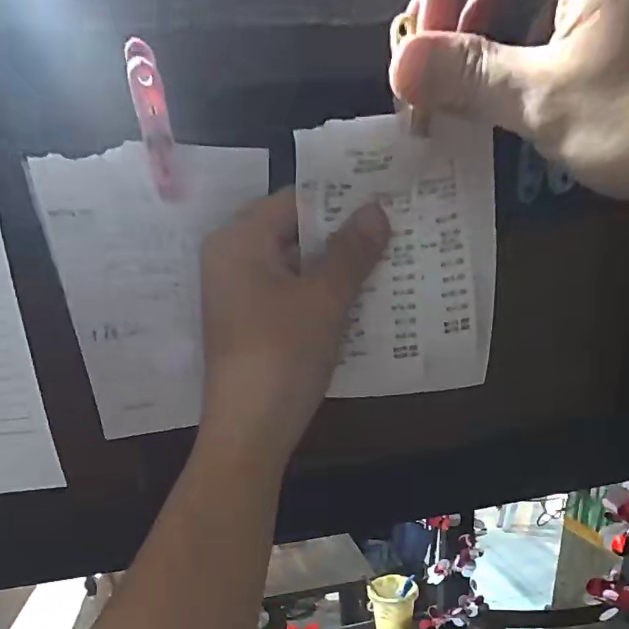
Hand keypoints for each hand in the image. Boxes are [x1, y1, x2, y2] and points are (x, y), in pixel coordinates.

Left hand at [198, 190, 389, 466]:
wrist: (248, 431)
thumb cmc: (281, 354)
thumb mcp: (324, 298)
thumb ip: (351, 250)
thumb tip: (375, 210)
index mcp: (237, 242)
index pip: (295, 200)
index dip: (341, 199)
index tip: (389, 198)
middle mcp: (229, 264)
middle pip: (293, 234)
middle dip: (342, 236)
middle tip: (398, 230)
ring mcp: (236, 300)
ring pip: (295, 269)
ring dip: (336, 270)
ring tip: (392, 263)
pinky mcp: (248, 330)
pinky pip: (289, 299)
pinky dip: (320, 299)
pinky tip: (361, 303)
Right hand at [390, 0, 628, 243]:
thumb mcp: (546, 97)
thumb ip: (467, 74)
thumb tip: (399, 62)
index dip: (433, 4)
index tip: (418, 72)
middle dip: (454, 25)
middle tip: (432, 95)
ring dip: (486, 41)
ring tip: (466, 104)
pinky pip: (564, 4)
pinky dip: (526, 44)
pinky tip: (513, 91)